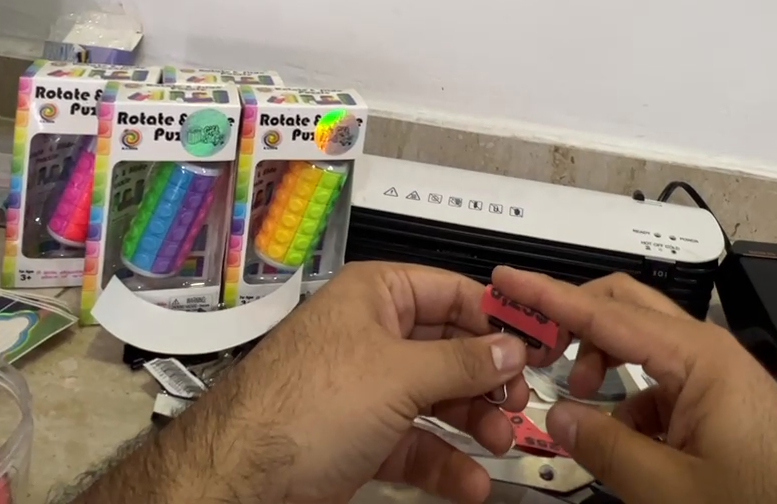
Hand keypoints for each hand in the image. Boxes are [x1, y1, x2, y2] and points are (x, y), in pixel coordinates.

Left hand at [102, 262, 543, 503]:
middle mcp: (375, 334)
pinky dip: (444, 460)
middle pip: (448, 347)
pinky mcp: (362, 437)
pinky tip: (470, 482)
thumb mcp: (398, 374)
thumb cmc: (312, 403)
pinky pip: (416, 442)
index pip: (451, 293)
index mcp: (378, 294)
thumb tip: (511, 347)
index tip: (537, 344)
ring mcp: (368, 388)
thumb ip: (462, 361)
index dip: (494, 318)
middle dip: (486, 376)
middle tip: (519, 402)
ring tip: (500, 441)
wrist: (240, 480)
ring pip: (436, 396)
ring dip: (472, 420)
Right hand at [490, 266, 776, 503]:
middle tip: (533, 342)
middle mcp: (705, 348)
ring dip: (603, 361)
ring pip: (642, 343)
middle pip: (623, 306)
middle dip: (574, 319)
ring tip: (581, 402)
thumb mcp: (673, 492)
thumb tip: (558, 418)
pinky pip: (664, 378)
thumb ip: (607, 450)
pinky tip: (626, 440)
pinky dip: (633, 397)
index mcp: (694, 356)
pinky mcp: (724, 397)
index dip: (548, 295)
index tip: (507, 279)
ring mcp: (717, 371)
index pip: (603, 312)